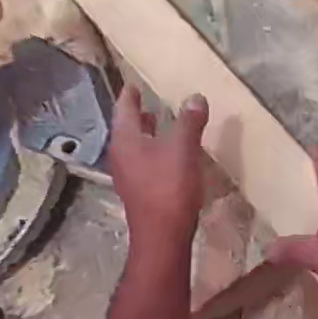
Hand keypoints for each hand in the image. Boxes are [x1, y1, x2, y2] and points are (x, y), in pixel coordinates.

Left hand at [108, 87, 208, 249]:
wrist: (163, 235)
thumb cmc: (169, 186)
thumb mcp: (183, 148)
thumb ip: (189, 121)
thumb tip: (195, 96)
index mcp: (126, 140)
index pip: (124, 109)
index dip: (130, 95)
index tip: (133, 83)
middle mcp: (122, 155)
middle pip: (127, 128)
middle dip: (137, 114)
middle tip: (148, 100)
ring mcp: (129, 175)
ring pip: (136, 146)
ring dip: (147, 133)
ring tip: (161, 122)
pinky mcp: (140, 191)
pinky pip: (144, 162)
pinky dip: (154, 150)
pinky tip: (170, 153)